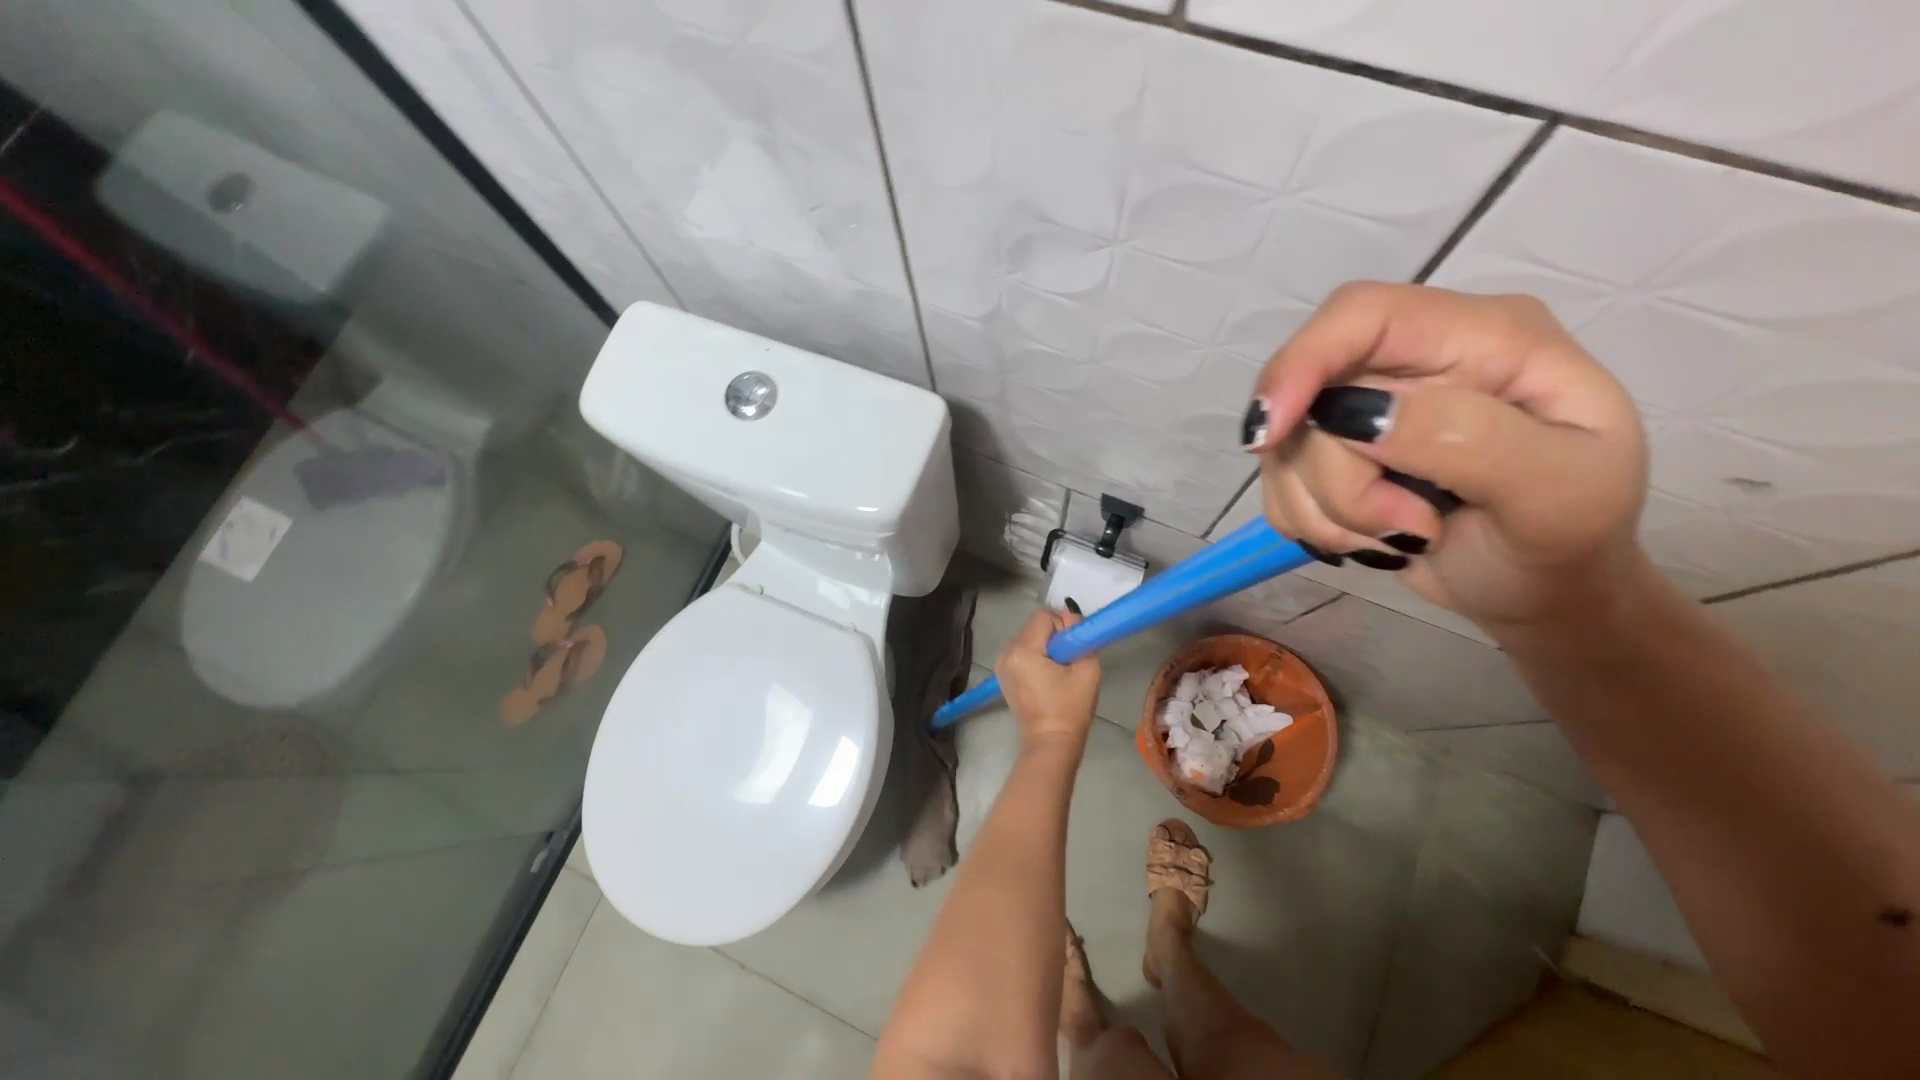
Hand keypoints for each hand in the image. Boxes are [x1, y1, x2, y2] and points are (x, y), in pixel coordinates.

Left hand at [995, 608, 1100, 749]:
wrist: (1051, 742)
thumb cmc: (1071, 708)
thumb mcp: (1086, 669)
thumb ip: (1079, 635)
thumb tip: (1069, 611)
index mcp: (1023, 650)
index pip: (1044, 617)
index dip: (1063, 627)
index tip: (1073, 649)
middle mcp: (1006, 653)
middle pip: (1034, 627)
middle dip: (1053, 638)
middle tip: (1068, 662)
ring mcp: (1001, 665)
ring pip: (1027, 639)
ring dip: (1044, 647)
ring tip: (1057, 672)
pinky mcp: (1003, 676)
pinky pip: (1021, 653)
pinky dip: (1034, 657)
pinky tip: (1046, 678)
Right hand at [1243, 282, 1648, 635]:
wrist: (1543, 592)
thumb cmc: (1569, 540)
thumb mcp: (1557, 490)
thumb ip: (1469, 438)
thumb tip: (1357, 414)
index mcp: (1486, 338)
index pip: (1365, 315)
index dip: (1305, 362)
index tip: (1272, 432)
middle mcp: (1416, 361)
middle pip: (1314, 394)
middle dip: (1339, 477)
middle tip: (1403, 525)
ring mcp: (1369, 409)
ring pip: (1289, 447)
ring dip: (1329, 511)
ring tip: (1401, 536)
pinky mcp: (1336, 454)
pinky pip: (1279, 482)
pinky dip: (1311, 523)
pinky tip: (1368, 539)